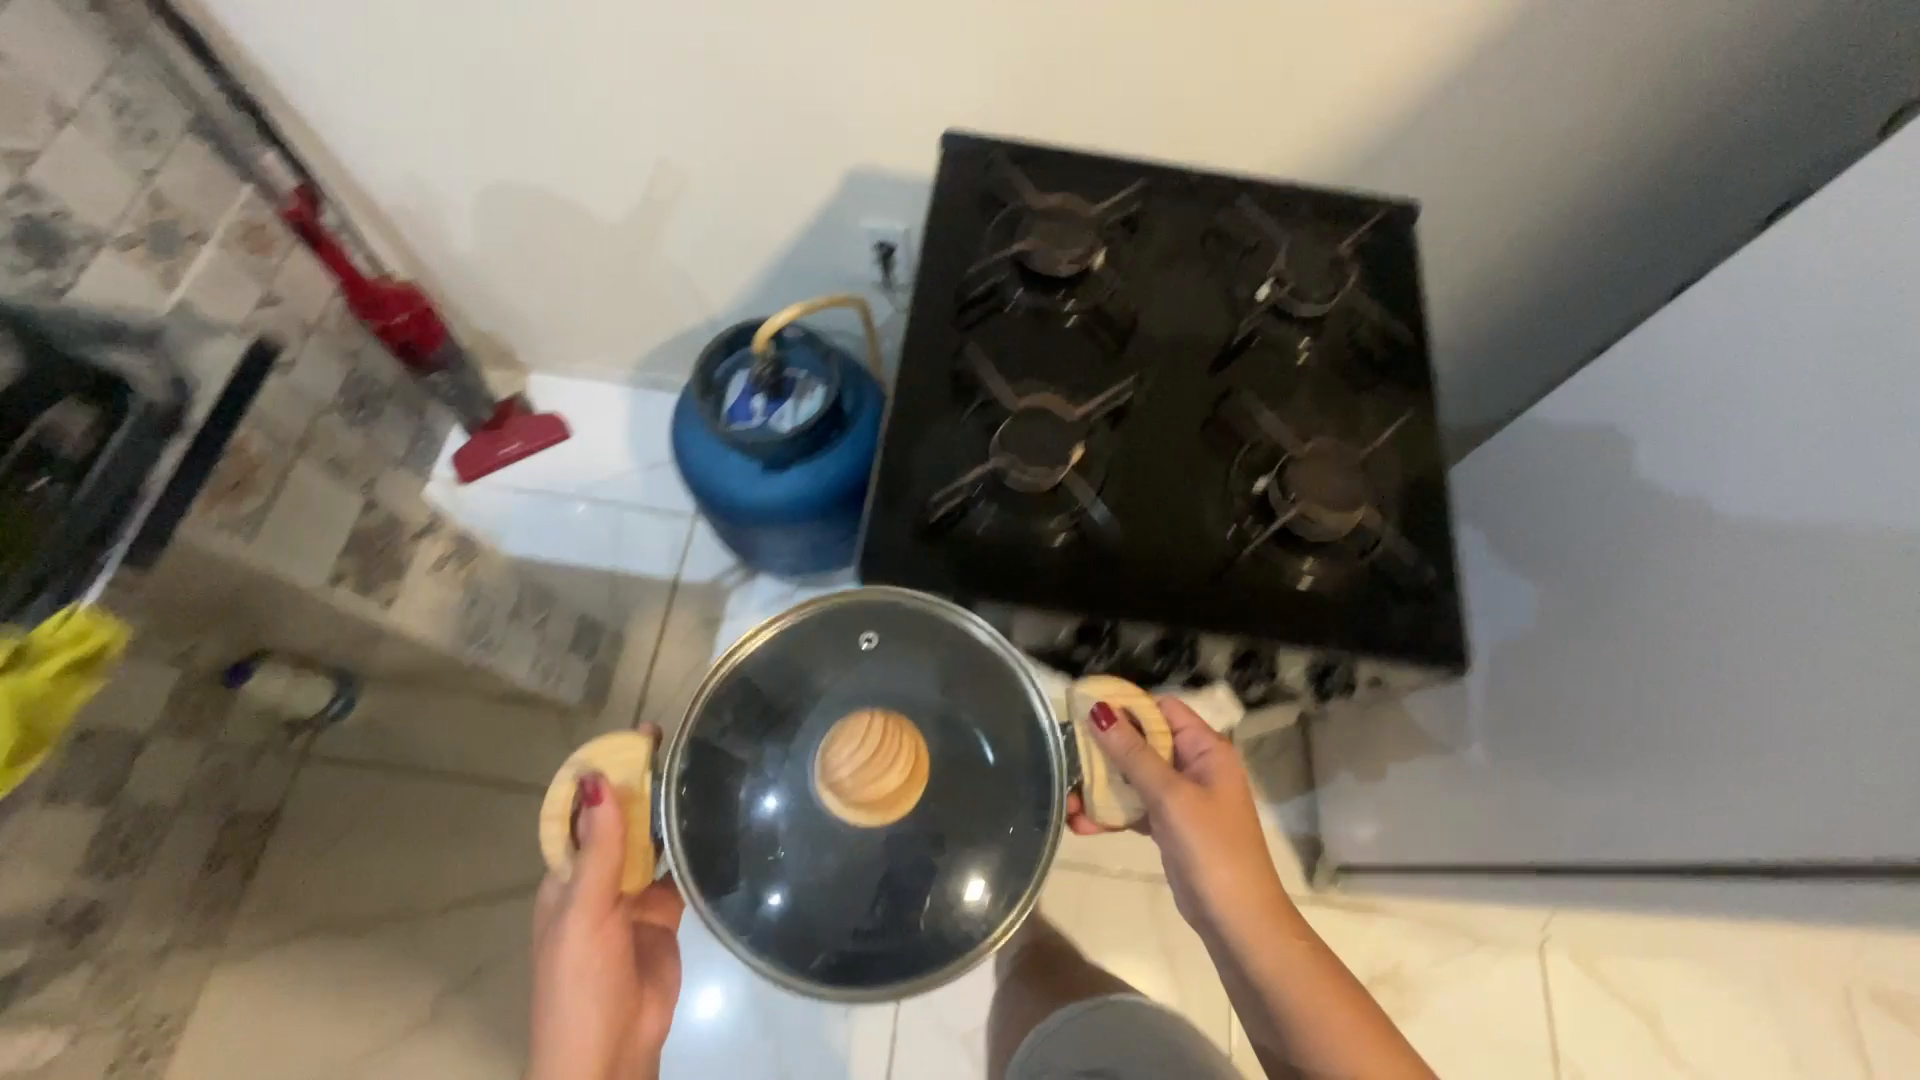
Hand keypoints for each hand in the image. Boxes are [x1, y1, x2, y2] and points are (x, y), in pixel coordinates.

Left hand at [530, 754, 684, 1079]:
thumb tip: (595, 779)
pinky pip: (678, 874)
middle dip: (644, 786)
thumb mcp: (585, 912)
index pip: (586, 812)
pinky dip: (692, 852)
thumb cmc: (581, 982)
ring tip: (704, 771)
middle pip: (623, 823)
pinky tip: (716, 824)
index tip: (641, 736)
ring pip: (653, 845)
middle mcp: (599, 880)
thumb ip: (600, 848)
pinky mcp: (664, 916)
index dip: (608, 773)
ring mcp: (633, 898)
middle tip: (682, 742)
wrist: (609, 1054)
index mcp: (568, 876)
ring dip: (669, 815)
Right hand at [1067, 697, 1288, 933]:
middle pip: (1142, 743)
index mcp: (1205, 749)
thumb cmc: (1211, 848)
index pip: (1162, 710)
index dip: (1126, 707)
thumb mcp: (1169, 796)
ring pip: (1133, 777)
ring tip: (1068, 801)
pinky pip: (1134, 807)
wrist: (1237, 920)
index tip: (1084, 711)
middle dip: (1103, 752)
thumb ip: (1133, 753)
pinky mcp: (1168, 825)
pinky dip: (1111, 814)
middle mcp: (1194, 766)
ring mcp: (1181, 797)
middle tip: (1067, 758)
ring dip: (1101, 787)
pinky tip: (1082, 825)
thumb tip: (1099, 710)